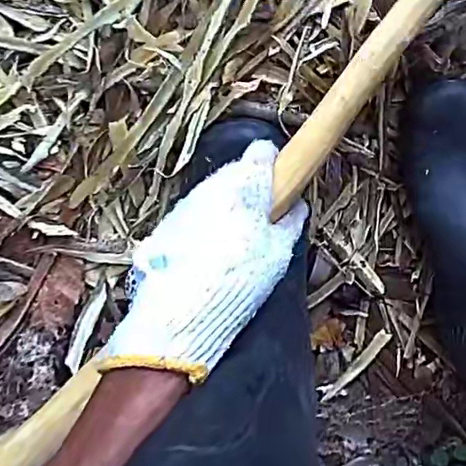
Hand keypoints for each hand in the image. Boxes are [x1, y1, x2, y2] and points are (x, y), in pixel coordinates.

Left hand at [100, 140, 305, 382]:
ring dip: (228, 208)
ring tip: (237, 244)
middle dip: (252, 190)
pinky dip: (206, 225)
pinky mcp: (169, 221)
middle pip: (239, 171)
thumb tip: (296, 210)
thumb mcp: (278, 254)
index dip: (275, 165)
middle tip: (264, 221)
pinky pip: (195, 212)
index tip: (281, 181)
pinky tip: (212, 254)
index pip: (263, 151)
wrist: (180, 314)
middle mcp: (213, 184)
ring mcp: (189, 201)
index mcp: (245, 184)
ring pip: (216, 192)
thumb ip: (290, 223)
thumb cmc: (235, 282)